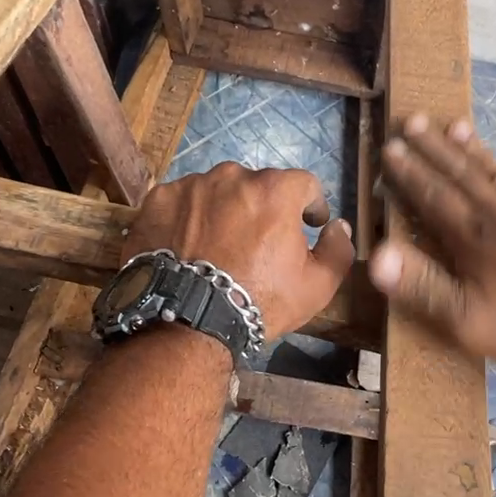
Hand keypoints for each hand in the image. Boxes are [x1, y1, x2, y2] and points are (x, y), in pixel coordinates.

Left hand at [125, 162, 353, 341]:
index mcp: (275, 189)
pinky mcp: (157, 201)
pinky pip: (182, 203)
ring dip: (225, 211)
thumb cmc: (261, 302)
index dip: (310, 205)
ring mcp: (190, 185)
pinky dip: (188, 219)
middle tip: (259, 244)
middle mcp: (232, 175)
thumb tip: (337, 226)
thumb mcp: (317, 286)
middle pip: (257, 186)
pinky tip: (189, 247)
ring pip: (217, 191)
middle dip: (263, 209)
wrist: (189, 321)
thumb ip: (338, 250)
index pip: (304, 183)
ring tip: (220, 247)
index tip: (309, 225)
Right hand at [372, 114, 495, 366]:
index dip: (410, 174)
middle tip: (413, 120)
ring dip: (478, 153)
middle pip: (465, 177)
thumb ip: (422, 287)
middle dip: (436, 150)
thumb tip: (376, 257)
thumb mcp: (466, 320)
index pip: (435, 199)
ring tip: (458, 126)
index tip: (390, 148)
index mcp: (476, 240)